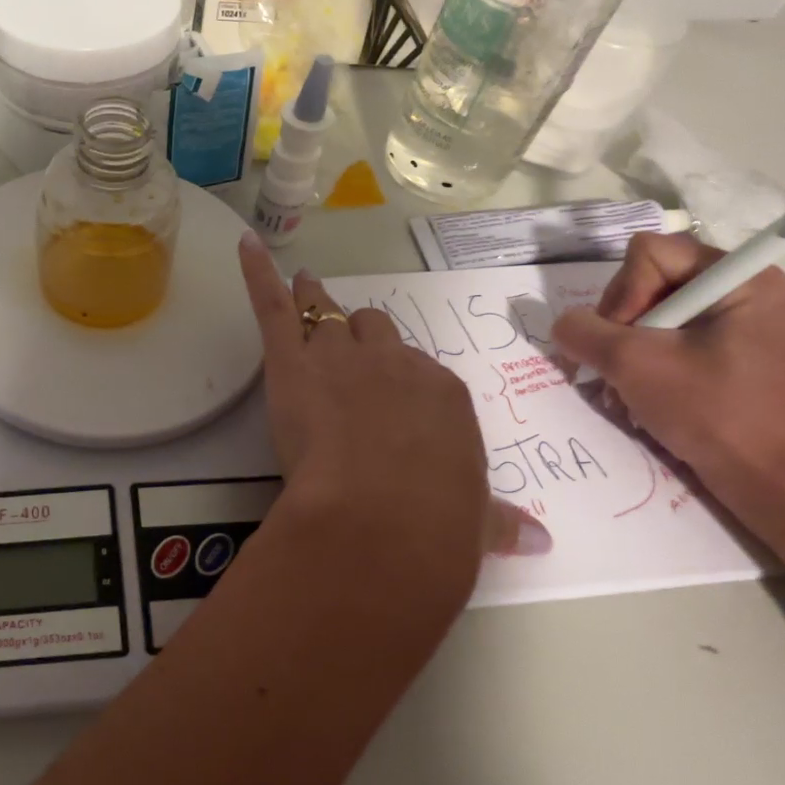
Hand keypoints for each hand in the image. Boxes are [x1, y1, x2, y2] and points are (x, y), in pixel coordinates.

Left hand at [237, 234, 548, 599]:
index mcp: (440, 394)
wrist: (383, 515)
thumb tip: (537, 541)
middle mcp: (393, 364)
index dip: (397, 382)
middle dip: (360, 336)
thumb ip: (498, 521)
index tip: (389, 399)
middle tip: (342, 347)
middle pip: (373, 331)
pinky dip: (258, 272)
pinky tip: (247, 243)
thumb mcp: (476, 522)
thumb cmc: (436, 523)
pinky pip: (273, 306)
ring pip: (329, 315)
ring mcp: (340, 356)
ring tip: (306, 286)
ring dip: (316, 302)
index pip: (417, 372)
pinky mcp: (290, 361)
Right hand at [551, 232, 784, 520]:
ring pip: (650, 315)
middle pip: (646, 282)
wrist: (777, 482)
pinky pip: (668, 340)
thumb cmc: (715, 412)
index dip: (624, 294)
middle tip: (620, 369)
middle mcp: (740, 290)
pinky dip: (645, 366)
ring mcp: (735, 324)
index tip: (628, 341)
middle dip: (621, 327)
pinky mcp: (728, 355)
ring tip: (626, 391)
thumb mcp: (634, 365)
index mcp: (737, 278)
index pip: (648, 254)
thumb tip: (565, 325)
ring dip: (626, 353)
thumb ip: (584, 332)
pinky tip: (641, 397)